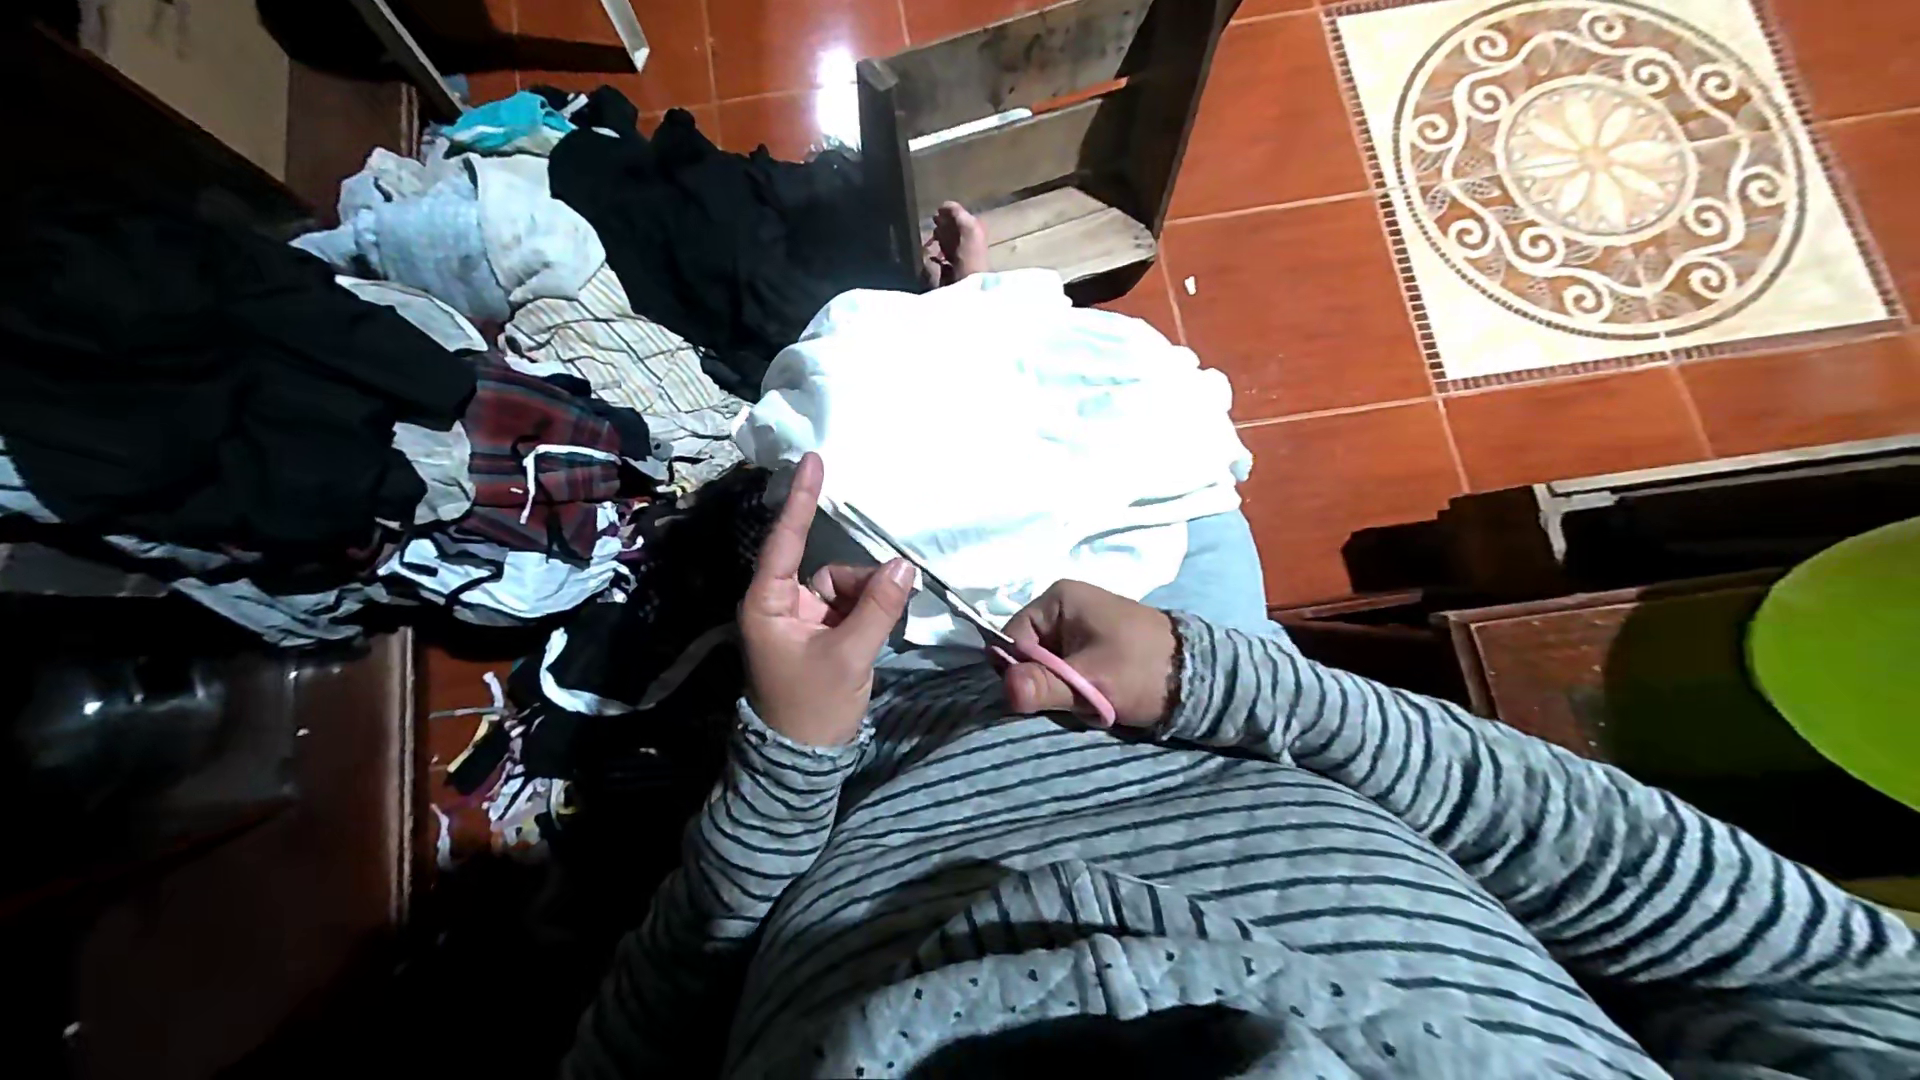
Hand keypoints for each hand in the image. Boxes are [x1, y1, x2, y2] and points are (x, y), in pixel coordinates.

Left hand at [739, 452, 915, 745]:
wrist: (803, 761)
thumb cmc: (811, 708)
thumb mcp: (849, 657)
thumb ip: (877, 608)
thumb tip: (905, 566)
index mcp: (769, 604)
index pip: (785, 541)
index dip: (800, 500)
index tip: (813, 461)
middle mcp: (782, 603)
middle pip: (827, 569)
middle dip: (861, 583)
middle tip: (891, 598)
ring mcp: (802, 618)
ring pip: (845, 588)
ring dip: (870, 600)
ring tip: (880, 632)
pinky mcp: (821, 632)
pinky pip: (851, 605)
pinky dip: (870, 611)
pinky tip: (880, 629)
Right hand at [1000, 580, 1176, 728]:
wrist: (1201, 679)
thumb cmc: (1144, 670)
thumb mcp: (1093, 681)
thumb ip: (1047, 686)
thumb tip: (1006, 690)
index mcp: (1058, 599)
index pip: (1012, 639)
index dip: (1019, 672)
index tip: (1044, 696)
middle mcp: (1063, 606)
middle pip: (1028, 654)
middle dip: (1044, 683)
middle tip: (1074, 700)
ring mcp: (1078, 624)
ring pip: (1046, 666)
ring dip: (1062, 689)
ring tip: (1089, 701)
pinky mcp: (1092, 644)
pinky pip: (1065, 669)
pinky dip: (1076, 688)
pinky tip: (1096, 698)